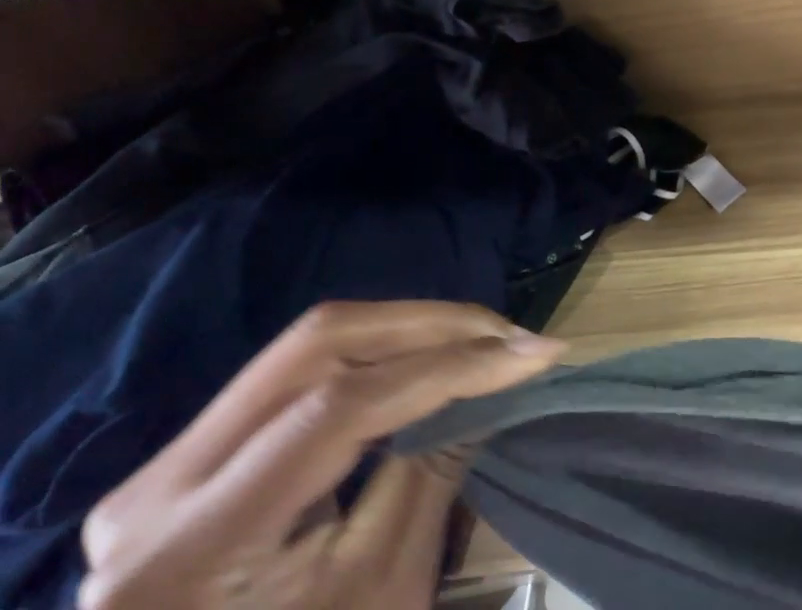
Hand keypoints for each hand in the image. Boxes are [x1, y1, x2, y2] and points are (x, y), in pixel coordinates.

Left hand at [78, 301, 566, 609]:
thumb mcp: (384, 583)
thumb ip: (433, 473)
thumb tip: (499, 385)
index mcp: (198, 541)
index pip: (339, 407)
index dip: (449, 367)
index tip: (536, 354)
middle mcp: (158, 484)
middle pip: (313, 347)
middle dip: (431, 326)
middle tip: (511, 336)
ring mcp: (164, 467)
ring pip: (304, 350)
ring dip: (411, 334)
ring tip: (486, 344)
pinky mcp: (188, 461)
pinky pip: (295, 378)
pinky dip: (378, 359)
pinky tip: (430, 365)